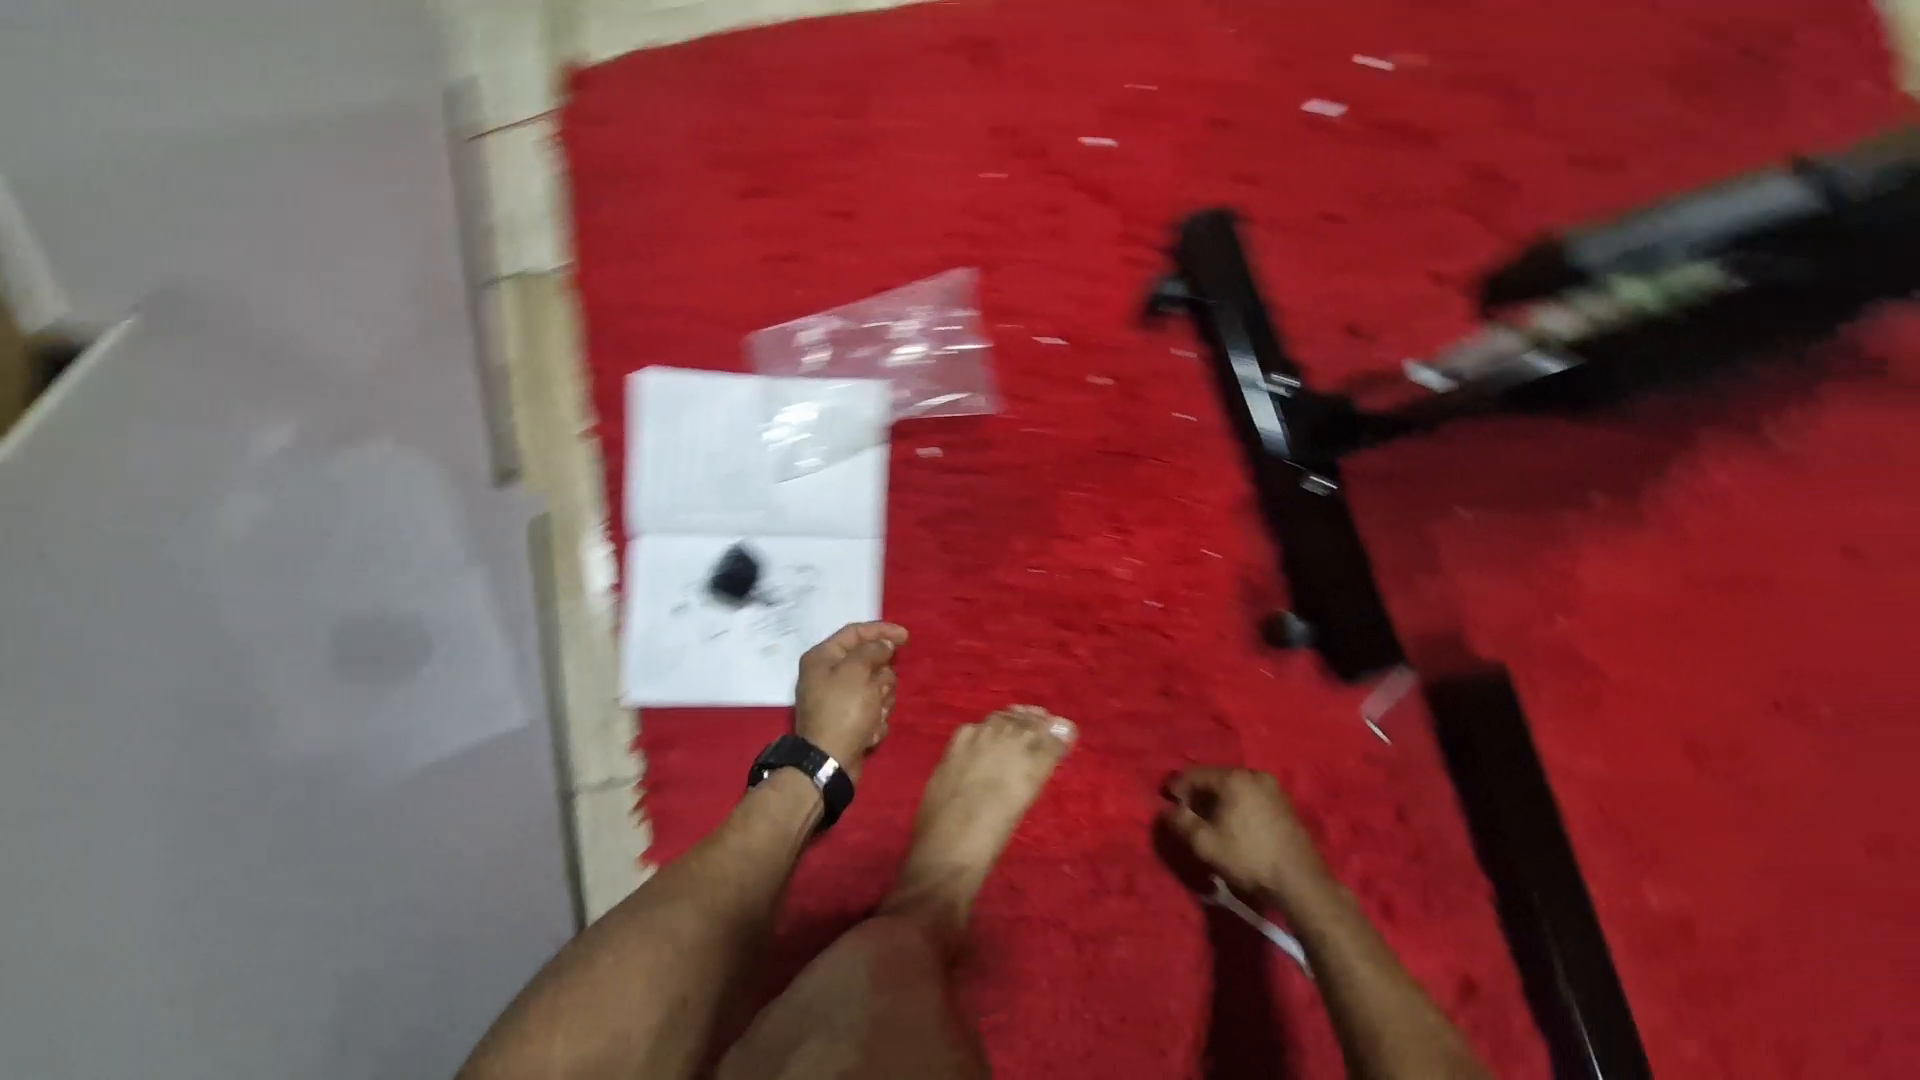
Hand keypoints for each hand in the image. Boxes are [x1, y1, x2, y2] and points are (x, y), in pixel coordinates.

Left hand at [794, 621, 907, 779]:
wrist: (831, 762)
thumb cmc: (842, 711)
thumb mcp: (856, 672)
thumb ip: (872, 651)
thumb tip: (884, 645)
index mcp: (823, 658)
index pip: (855, 632)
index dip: (882, 630)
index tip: (907, 637)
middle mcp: (830, 675)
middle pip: (870, 662)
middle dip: (881, 677)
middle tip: (877, 691)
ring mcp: (841, 700)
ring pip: (877, 687)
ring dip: (881, 700)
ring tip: (872, 714)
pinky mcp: (851, 720)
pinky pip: (875, 710)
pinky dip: (876, 719)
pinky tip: (868, 730)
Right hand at [1162, 766, 1334, 910]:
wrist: (1300, 881)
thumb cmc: (1248, 858)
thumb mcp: (1205, 844)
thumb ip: (1181, 822)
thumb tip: (1168, 809)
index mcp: (1234, 778)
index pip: (1194, 774)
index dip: (1177, 787)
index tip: (1167, 801)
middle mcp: (1254, 774)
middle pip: (1216, 778)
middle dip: (1198, 794)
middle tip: (1187, 812)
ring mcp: (1273, 788)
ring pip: (1235, 787)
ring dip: (1218, 799)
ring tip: (1210, 820)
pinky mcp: (1285, 803)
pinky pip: (1251, 796)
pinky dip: (1237, 804)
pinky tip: (1234, 823)